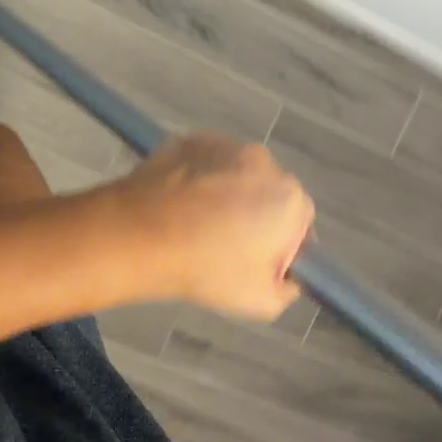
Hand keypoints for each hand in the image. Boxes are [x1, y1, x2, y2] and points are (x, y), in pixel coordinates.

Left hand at [112, 135, 314, 320]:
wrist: (141, 234)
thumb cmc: (208, 268)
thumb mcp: (264, 302)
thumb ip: (287, 287)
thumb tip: (285, 275)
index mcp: (289, 196)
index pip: (300, 220)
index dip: (283, 242)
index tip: (260, 258)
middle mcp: (261, 160)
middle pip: (267, 190)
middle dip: (255, 211)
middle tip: (227, 240)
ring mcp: (219, 143)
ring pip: (234, 172)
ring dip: (226, 190)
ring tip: (197, 220)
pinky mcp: (184, 140)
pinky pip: (202, 161)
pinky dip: (197, 176)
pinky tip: (179, 200)